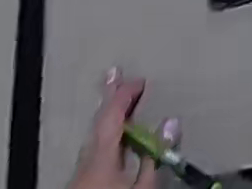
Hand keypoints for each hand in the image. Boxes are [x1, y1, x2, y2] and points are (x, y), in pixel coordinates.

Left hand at [66, 68, 177, 188]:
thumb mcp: (143, 187)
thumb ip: (156, 156)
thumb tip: (171, 121)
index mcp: (102, 153)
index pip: (113, 113)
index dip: (126, 94)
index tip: (141, 81)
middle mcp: (87, 159)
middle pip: (99, 121)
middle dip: (111, 98)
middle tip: (116, 75)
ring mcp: (80, 174)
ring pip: (94, 135)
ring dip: (107, 117)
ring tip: (117, 102)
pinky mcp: (80, 185)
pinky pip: (93, 149)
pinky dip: (104, 135)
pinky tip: (111, 140)